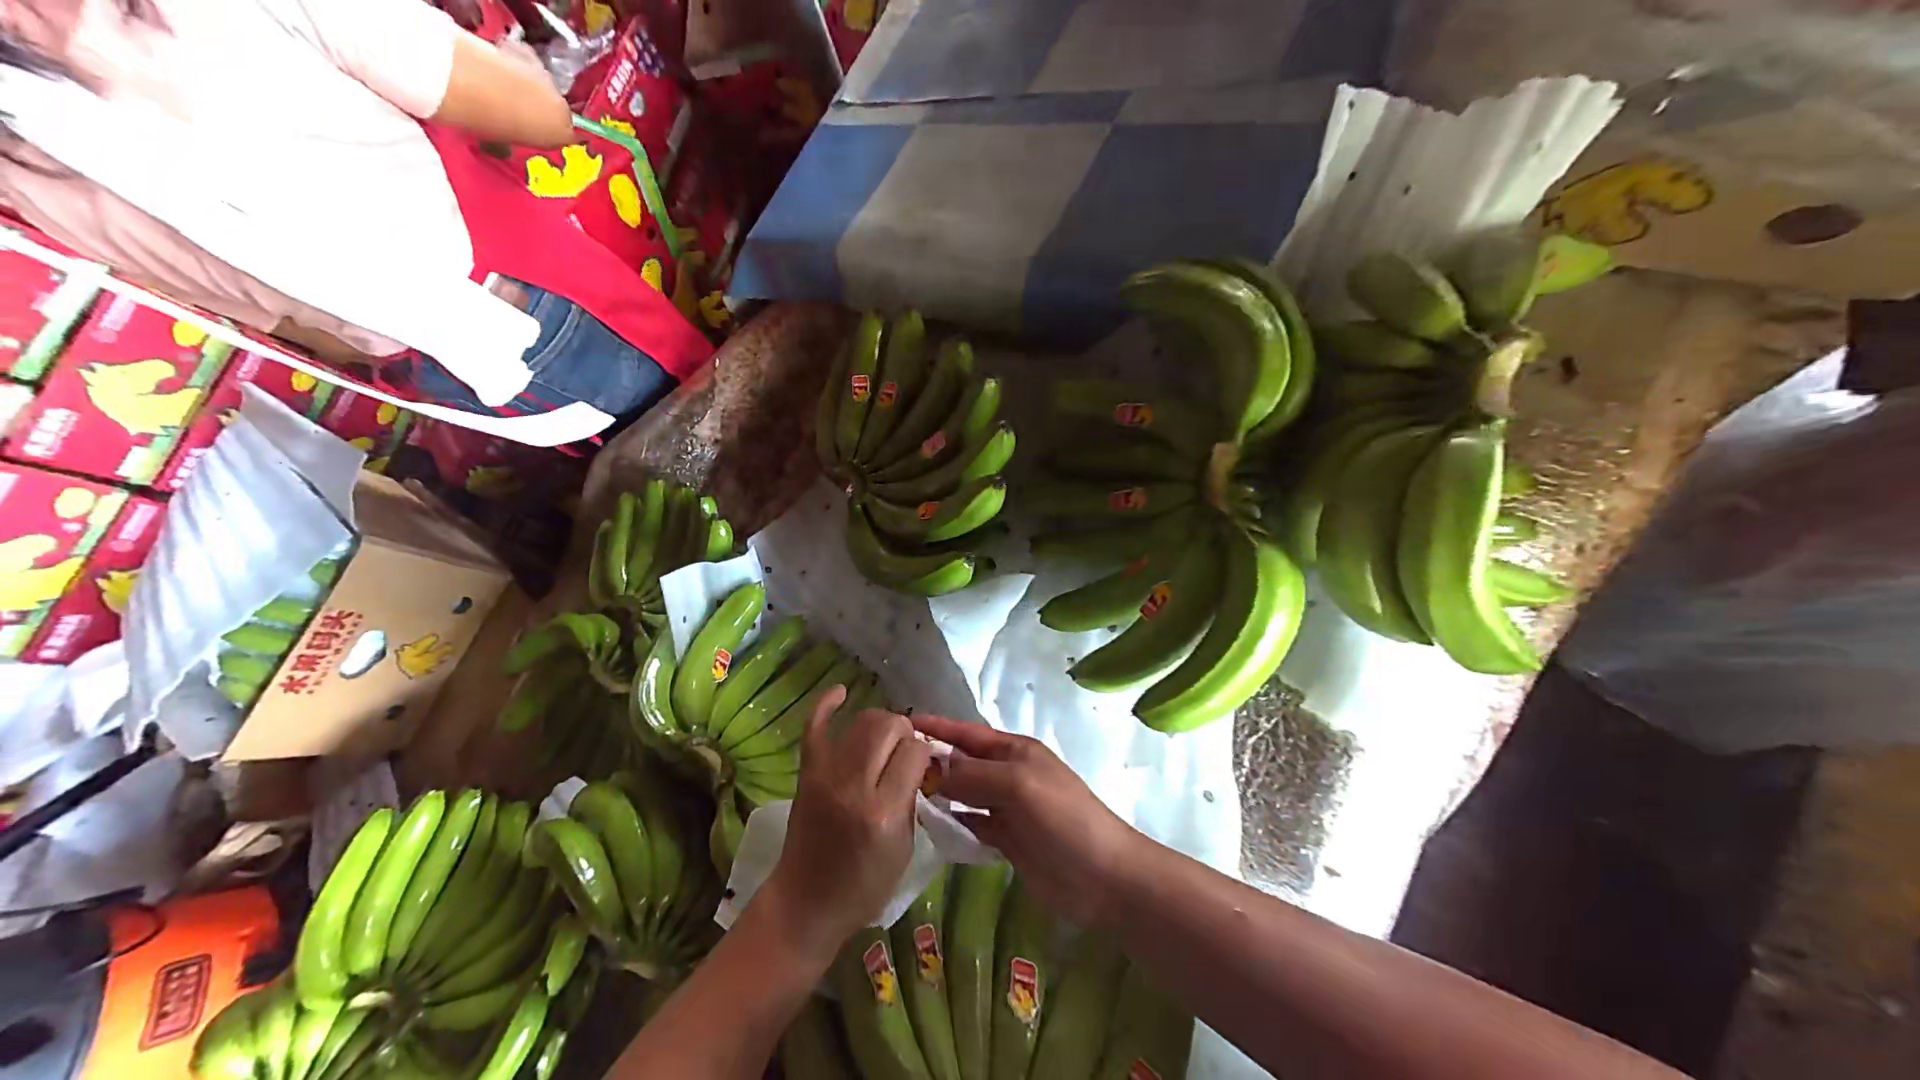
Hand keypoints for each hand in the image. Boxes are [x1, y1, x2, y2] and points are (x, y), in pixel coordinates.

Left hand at [759, 686, 930, 960]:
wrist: (805, 903)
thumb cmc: (863, 887)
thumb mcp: (905, 848)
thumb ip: (912, 798)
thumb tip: (918, 760)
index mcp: (884, 812)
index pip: (915, 753)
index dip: (925, 754)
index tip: (925, 767)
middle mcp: (854, 786)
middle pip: (890, 727)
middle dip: (906, 733)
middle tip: (906, 754)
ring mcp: (825, 775)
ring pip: (863, 720)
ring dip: (881, 723)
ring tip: (886, 741)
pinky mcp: (807, 773)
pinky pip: (814, 726)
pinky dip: (826, 704)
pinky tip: (842, 692)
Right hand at [912, 714, 1144, 925]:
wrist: (1104, 877)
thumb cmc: (1064, 819)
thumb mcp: (1018, 785)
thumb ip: (973, 774)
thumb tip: (931, 768)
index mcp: (1015, 751)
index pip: (967, 733)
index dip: (936, 728)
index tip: (900, 725)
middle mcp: (1008, 774)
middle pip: (962, 763)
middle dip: (931, 762)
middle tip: (887, 768)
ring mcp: (1007, 808)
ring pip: (963, 794)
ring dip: (937, 794)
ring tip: (897, 797)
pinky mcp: (1006, 839)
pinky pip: (971, 824)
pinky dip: (951, 824)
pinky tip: (926, 829)